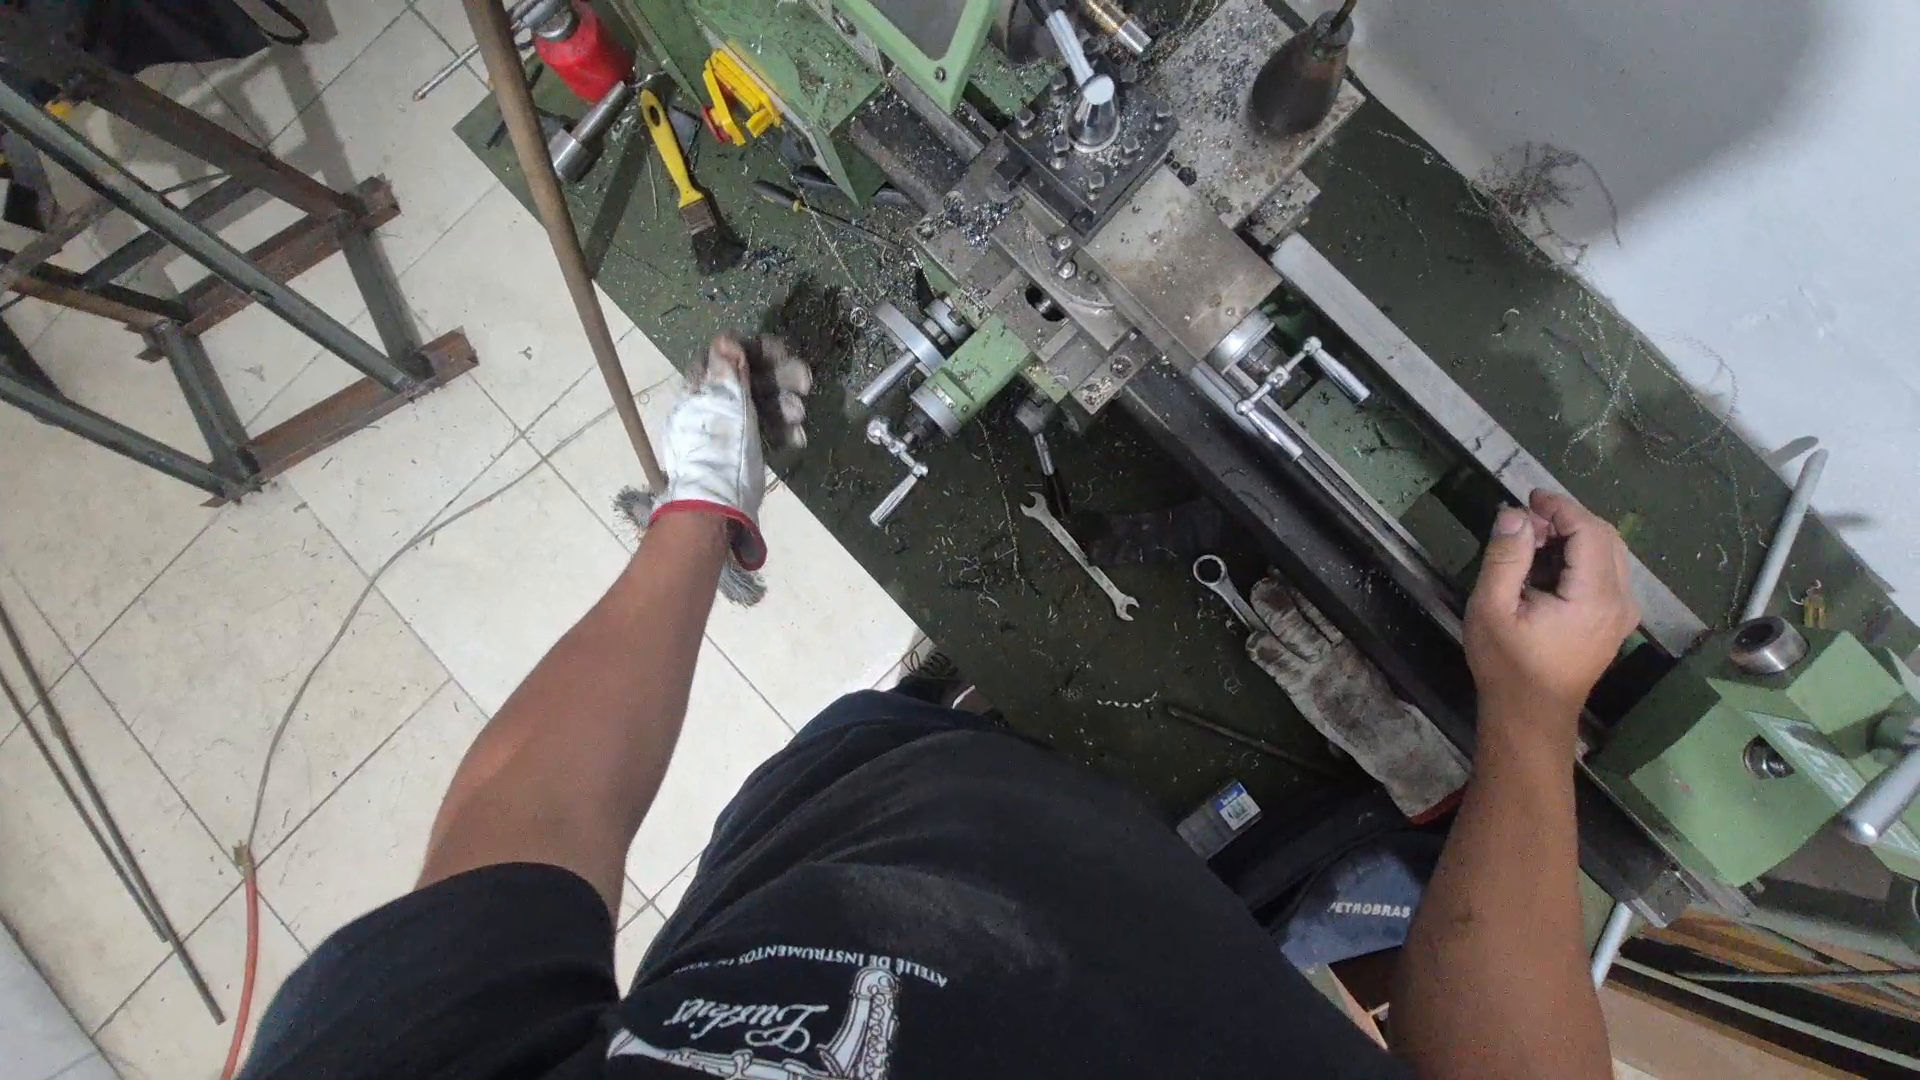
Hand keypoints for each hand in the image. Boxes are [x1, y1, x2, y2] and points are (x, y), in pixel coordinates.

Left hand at [651, 334, 810, 569]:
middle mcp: (713, 404)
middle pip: (750, 379)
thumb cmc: (720, 451)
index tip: (782, 352)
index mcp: (702, 387)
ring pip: (763, 406)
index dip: (755, 350)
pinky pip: (766, 433)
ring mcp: (730, 429)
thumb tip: (726, 339)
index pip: (727, 353)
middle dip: (780, 379)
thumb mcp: (725, 404)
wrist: (716, 507)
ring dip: (785, 407)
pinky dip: (783, 433)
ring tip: (799, 417)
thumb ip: (728, 373)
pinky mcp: (744, 452)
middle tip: (805, 383)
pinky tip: (795, 441)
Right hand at [1464, 490, 1638, 725]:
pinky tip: (1544, 564)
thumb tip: (1515, 515)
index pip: (1590, 532)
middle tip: (1523, 518)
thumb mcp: (1491, 607)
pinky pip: (1604, 573)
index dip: (1561, 507)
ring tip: (1529, 538)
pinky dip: (1577, 556)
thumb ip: (1505, 558)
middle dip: (1567, 519)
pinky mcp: (1612, 620)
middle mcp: (1620, 600)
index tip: (1528, 496)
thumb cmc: (1506, 662)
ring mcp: (1621, 612)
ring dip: (1572, 536)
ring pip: (1608, 554)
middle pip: (1606, 539)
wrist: (1529, 711)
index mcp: (1593, 596)